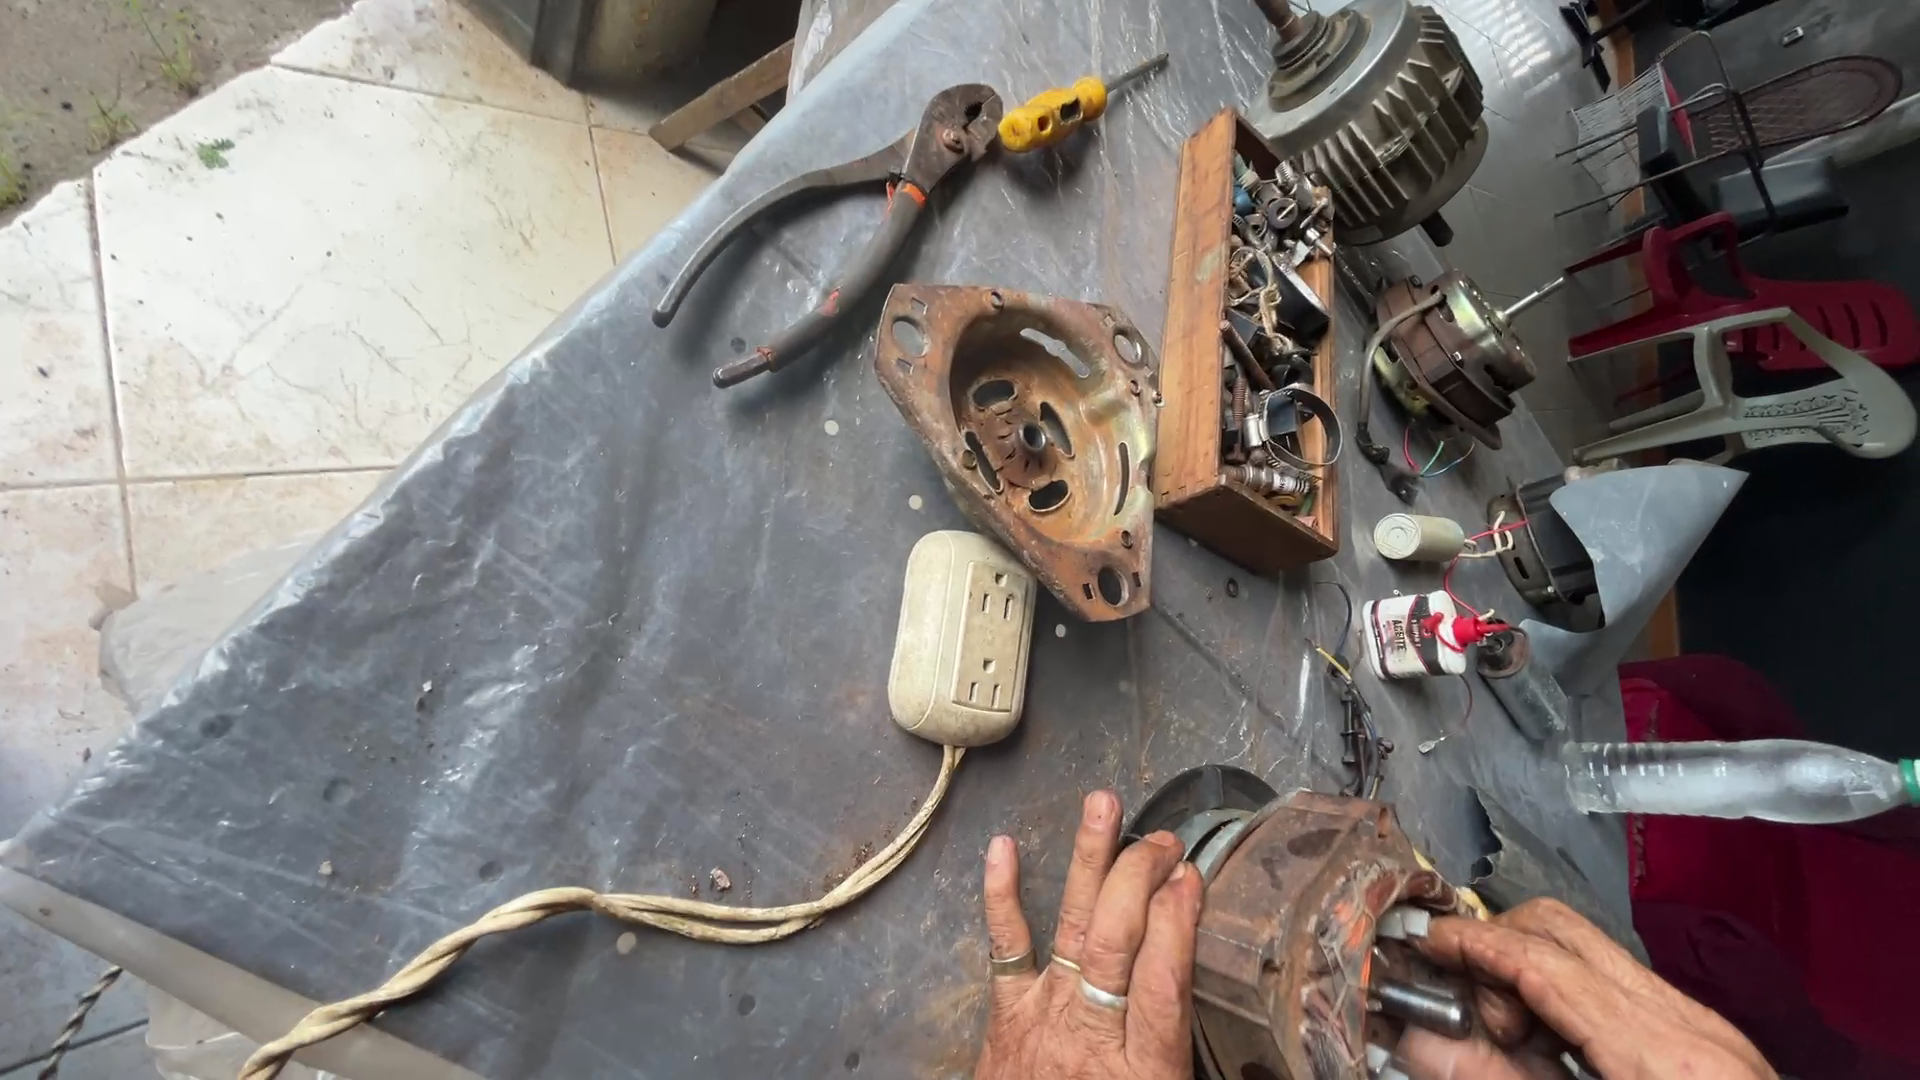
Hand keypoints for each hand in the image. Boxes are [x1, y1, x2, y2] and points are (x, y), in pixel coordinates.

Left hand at [973, 790, 1200, 1079]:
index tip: (1192, 876)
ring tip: (1102, 805)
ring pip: (1070, 926)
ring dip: (1087, 861)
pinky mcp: (1006, 1008)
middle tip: (1164, 838)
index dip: (1177, 924)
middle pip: (1116, 940)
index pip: (1161, 985)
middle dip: (1140, 878)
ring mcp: (1044, 1012)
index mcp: (1140, 1071)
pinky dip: (1000, 894)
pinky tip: (1002, 846)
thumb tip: (1244, 1035)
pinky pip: (1005, 945)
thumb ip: (1196, 1060)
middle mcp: (1089, 1031)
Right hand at [1400, 898, 1776, 1079]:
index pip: (1538, 956)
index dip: (1467, 943)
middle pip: (1556, 926)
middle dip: (1495, 946)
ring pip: (1580, 945)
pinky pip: (1609, 981)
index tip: (1420, 947)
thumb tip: (1416, 1038)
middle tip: (1477, 1009)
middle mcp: (1690, 1021)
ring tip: (1518, 1039)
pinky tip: (1555, 1049)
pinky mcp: (1708, 1039)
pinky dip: (1561, 995)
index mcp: (1665, 1054)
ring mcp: (1705, 1027)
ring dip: (1525, 971)